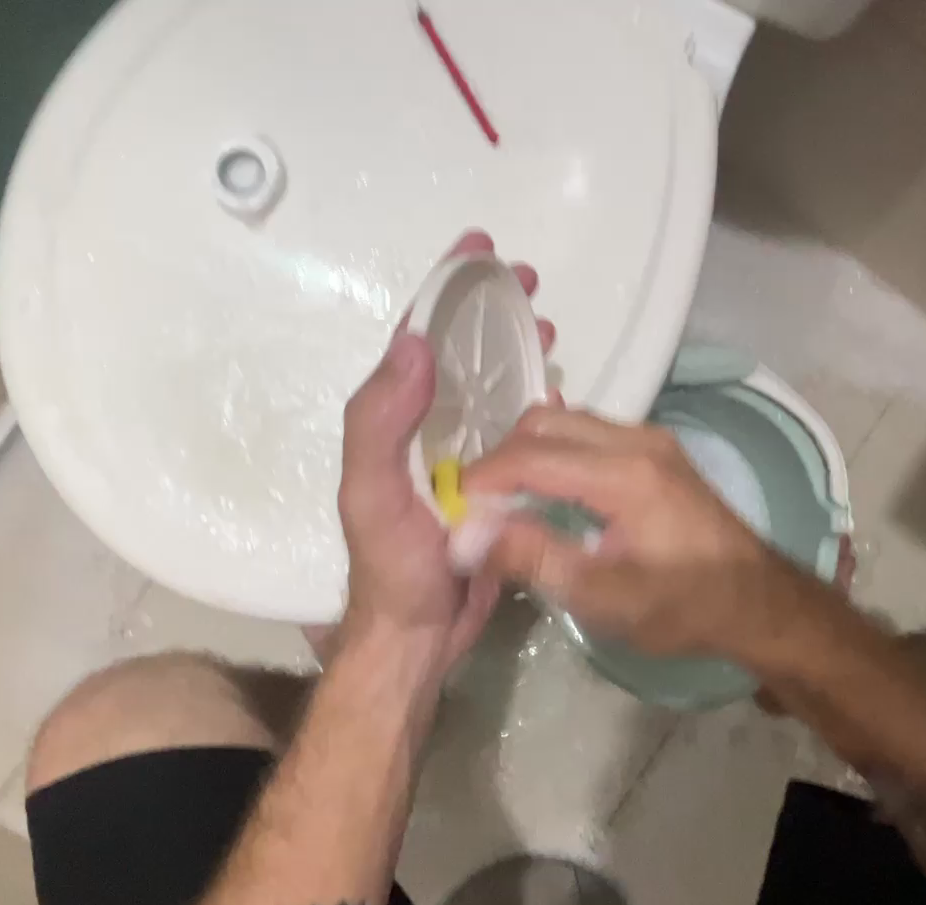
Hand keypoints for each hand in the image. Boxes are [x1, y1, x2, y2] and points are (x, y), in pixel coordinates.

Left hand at [328, 231, 556, 669]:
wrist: (420, 635)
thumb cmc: (392, 568)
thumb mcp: (372, 494)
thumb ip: (380, 421)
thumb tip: (414, 342)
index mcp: (393, 421)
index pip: (419, 339)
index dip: (445, 288)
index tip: (480, 249)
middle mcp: (425, 429)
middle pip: (459, 354)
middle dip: (489, 310)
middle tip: (530, 283)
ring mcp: (459, 457)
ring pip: (489, 389)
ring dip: (515, 351)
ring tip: (548, 327)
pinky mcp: (490, 486)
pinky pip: (514, 434)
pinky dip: (532, 406)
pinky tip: (553, 393)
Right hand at [464, 407, 803, 658]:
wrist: (758, 601)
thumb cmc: (684, 606)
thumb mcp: (604, 597)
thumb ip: (534, 558)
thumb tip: (469, 534)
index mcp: (624, 473)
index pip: (529, 455)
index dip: (482, 480)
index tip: (455, 513)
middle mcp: (636, 440)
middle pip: (544, 423)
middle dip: (502, 459)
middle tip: (482, 507)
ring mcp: (651, 441)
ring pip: (567, 422)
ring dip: (529, 454)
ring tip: (509, 503)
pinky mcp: (658, 452)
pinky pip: (589, 434)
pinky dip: (557, 455)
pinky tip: (550, 495)